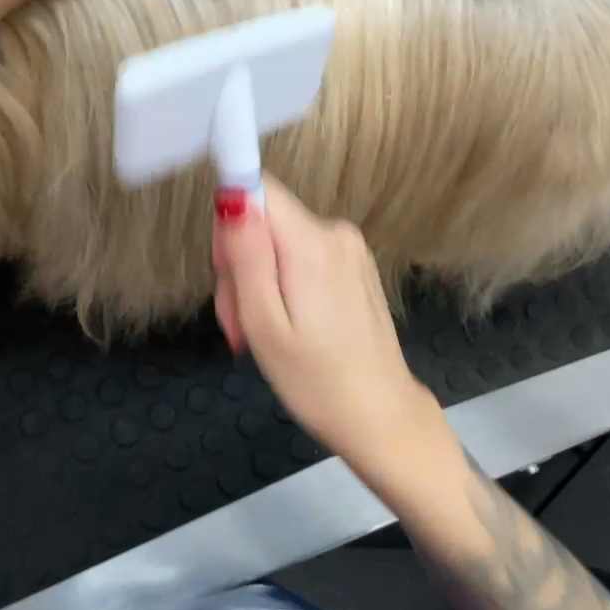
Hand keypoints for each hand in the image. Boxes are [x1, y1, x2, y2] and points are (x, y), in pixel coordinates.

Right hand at [212, 176, 448, 474]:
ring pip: (279, 242)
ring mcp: (350, 249)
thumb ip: (246, 255)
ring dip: (259, 281)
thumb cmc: (314, 380)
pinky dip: (284, 286)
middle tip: (240, 323)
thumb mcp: (264, 323)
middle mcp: (335, 232)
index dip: (229, 224)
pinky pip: (301, 257)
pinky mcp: (355, 267)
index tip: (228, 272)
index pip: (255, 189)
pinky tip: (288, 327)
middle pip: (264, 220)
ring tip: (263, 334)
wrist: (381, 420)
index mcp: (311, 242)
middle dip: (240, 265)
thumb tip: (231, 195)